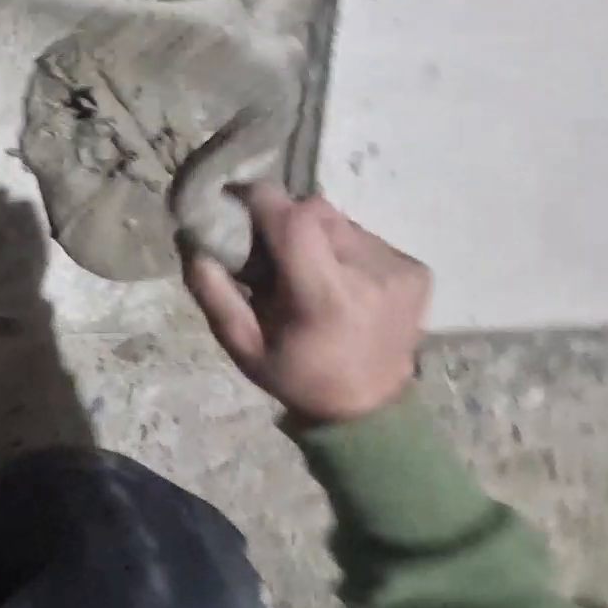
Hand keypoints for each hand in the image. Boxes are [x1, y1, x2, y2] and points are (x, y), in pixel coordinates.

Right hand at [184, 183, 430, 424]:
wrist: (369, 406)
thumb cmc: (293, 374)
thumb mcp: (238, 342)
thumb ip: (212, 291)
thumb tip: (191, 241)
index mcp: (325, 295)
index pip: (295, 219)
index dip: (260, 200)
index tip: (233, 200)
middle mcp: (372, 273)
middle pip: (317, 211)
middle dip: (282, 218)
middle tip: (262, 245)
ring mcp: (401, 270)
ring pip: (340, 220)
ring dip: (310, 232)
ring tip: (298, 265)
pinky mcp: (417, 270)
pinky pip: (363, 236)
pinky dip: (337, 246)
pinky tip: (332, 275)